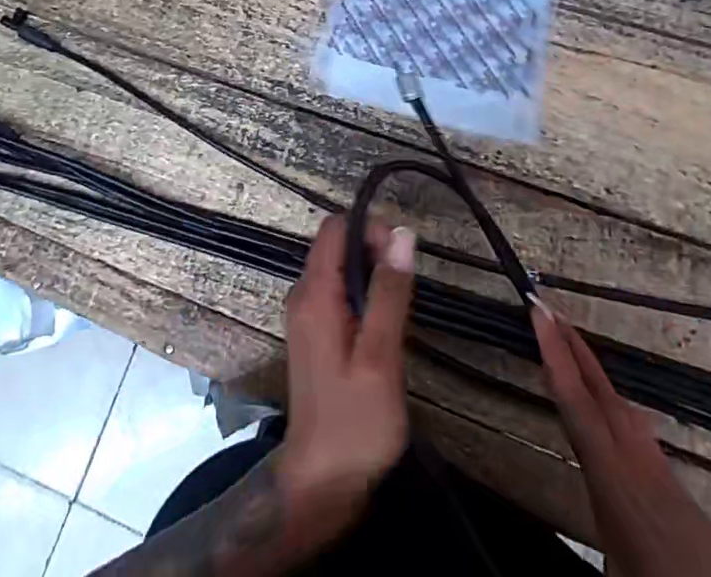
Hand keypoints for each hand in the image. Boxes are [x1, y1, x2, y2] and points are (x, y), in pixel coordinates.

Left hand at [279, 212, 416, 538]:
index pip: (335, 228)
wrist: (323, 482)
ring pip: (341, 269)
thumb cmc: (355, 421)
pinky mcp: (316, 334)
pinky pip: (340, 293)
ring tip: (400, 309)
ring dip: (372, 274)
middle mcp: (303, 297)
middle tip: (406, 287)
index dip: (370, 229)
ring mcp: (307, 316)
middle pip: (337, 245)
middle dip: (375, 250)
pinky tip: (384, 325)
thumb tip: (403, 234)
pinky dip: (364, 294)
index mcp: (314, 295)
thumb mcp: (380, 355)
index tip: (401, 256)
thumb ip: (390, 292)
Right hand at [531, 296, 710, 576]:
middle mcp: (634, 456)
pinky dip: (605, 397)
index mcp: (613, 473)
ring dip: (589, 370)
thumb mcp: (612, 566)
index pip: (575, 402)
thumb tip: (529, 564)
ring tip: (566, 346)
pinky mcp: (664, 474)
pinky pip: (628, 421)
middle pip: (599, 389)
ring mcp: (653, 462)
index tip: (539, 313)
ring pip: (617, 402)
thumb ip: (577, 541)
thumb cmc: (660, 574)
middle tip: (547, 309)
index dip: (554, 354)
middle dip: (572, 346)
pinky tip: (602, 402)